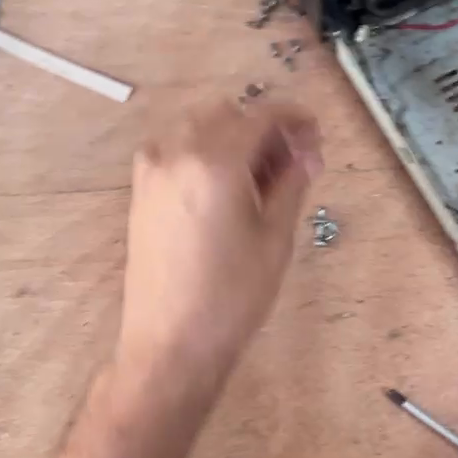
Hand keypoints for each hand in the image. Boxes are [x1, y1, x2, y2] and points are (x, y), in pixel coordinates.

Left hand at [117, 101, 322, 385]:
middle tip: (293, 162)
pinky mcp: (142, 191)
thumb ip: (291, 183)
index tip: (316, 134)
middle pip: (228, 114)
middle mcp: (177, 153)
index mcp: (214, 161)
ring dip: (234, 138)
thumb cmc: (232, 296)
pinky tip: (228, 189)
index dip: (295, 119)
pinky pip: (178, 150)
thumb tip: (305, 154)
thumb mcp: (275, 238)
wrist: (170, 344)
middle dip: (263, 128)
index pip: (261, 116)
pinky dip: (206, 153)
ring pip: (200, 128)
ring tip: (261, 179)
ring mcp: (153, 171)